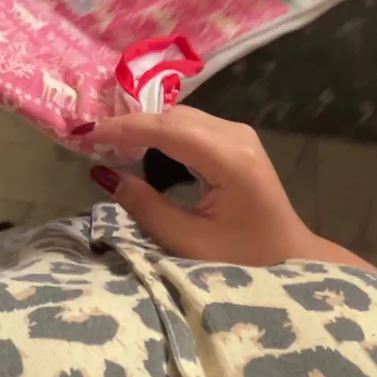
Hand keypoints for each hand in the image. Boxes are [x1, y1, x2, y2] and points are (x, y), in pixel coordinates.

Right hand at [78, 106, 331, 266]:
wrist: (291, 260)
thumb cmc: (244, 260)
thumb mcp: (189, 242)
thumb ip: (145, 206)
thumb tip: (103, 172)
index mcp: (230, 159)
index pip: (166, 129)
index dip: (123, 128)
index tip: (85, 133)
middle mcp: (236, 135)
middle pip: (172, 115)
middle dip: (129, 123)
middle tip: (90, 138)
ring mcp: (237, 133)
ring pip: (178, 116)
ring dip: (143, 125)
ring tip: (107, 141)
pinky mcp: (234, 138)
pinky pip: (188, 124)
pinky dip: (159, 131)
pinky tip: (138, 144)